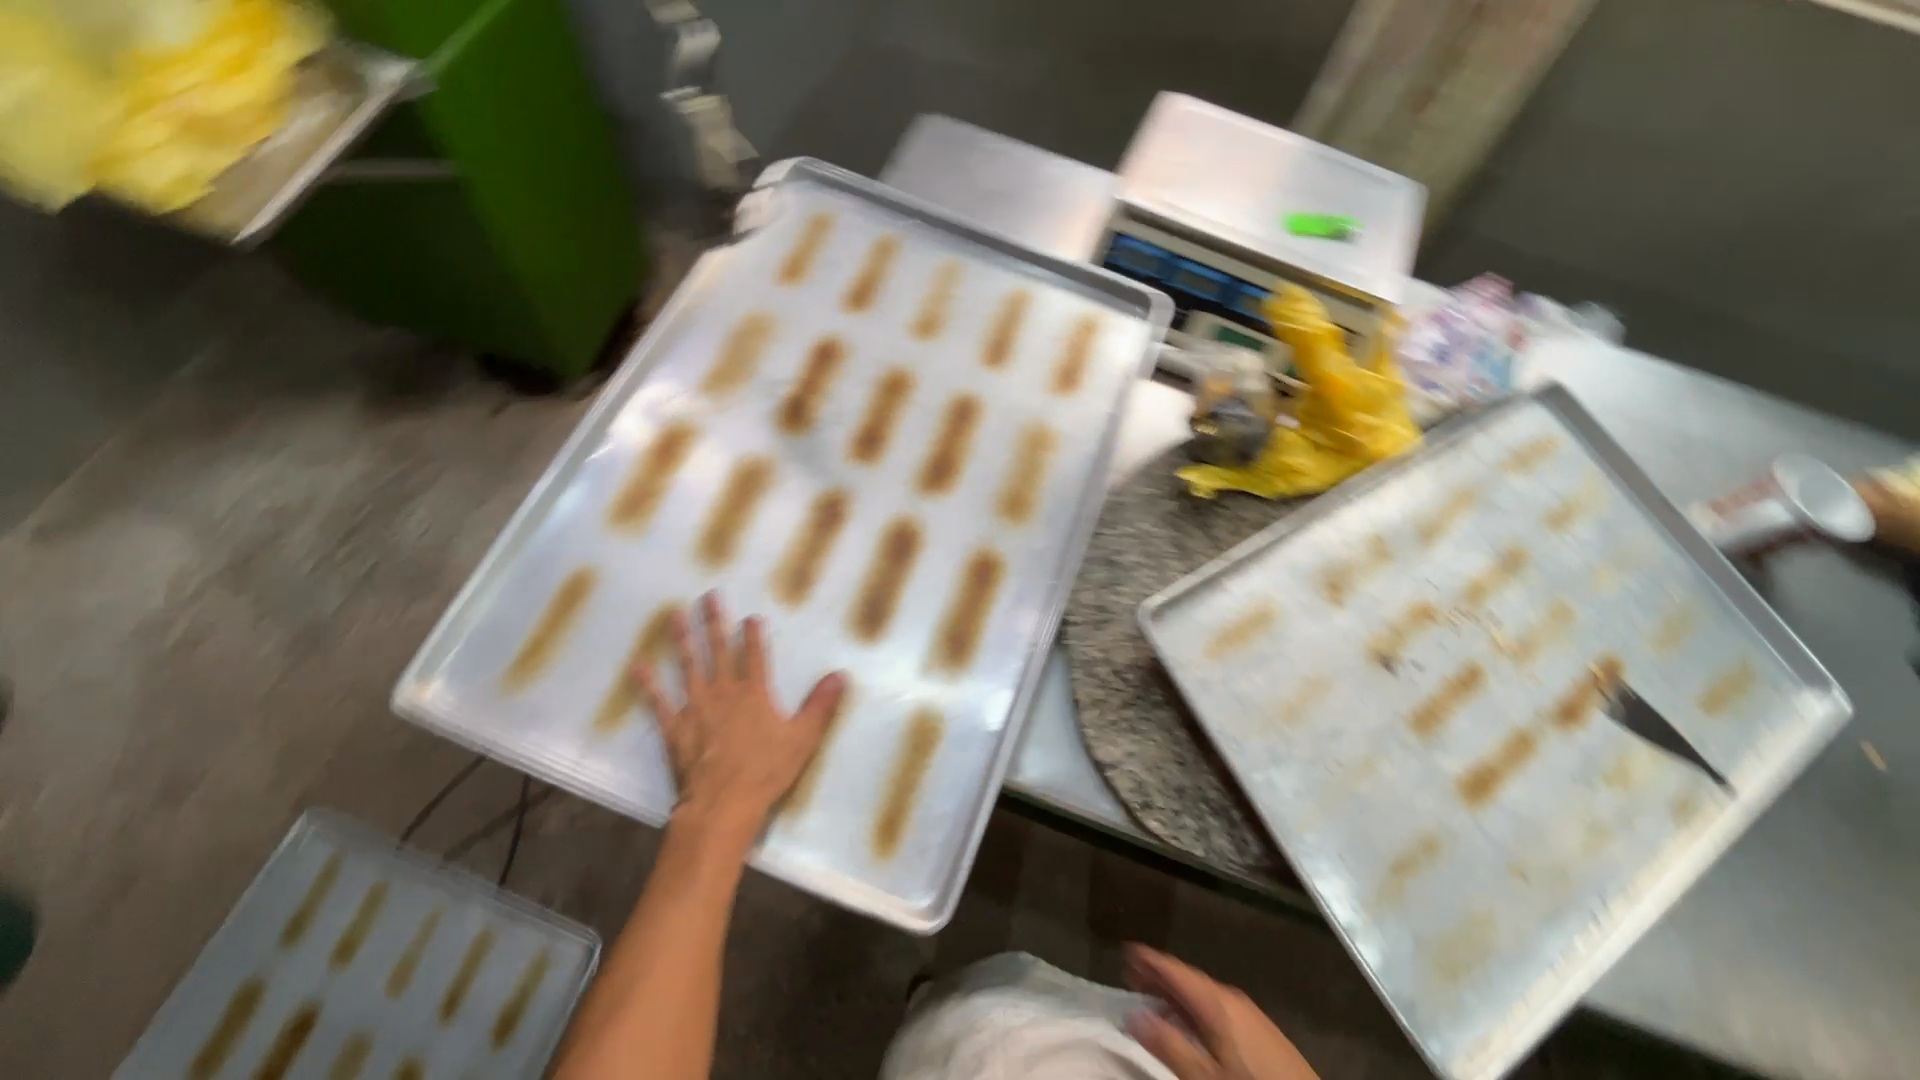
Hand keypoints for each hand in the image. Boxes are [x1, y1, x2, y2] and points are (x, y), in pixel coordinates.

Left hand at [632, 592, 846, 841]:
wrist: (723, 801)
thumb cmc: (766, 770)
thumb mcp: (803, 738)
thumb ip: (820, 705)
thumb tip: (839, 675)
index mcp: (754, 694)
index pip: (754, 655)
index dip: (753, 635)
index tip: (750, 616)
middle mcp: (724, 692)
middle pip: (718, 651)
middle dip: (714, 622)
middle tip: (708, 596)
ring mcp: (696, 708)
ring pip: (688, 667)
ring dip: (681, 640)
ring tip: (674, 614)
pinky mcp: (675, 729)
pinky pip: (659, 703)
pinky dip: (648, 684)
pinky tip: (637, 666)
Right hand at [1124, 945, 1319, 1079]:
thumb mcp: (1203, 1075)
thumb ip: (1167, 1044)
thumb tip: (1132, 1013)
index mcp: (1215, 1002)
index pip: (1176, 971)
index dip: (1149, 961)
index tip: (1125, 953)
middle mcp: (1231, 999)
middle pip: (1188, 979)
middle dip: (1159, 977)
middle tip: (1130, 977)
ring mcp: (1248, 1014)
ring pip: (1202, 994)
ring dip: (1176, 994)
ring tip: (1152, 999)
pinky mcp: (1258, 1031)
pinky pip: (1216, 1007)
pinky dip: (1194, 1008)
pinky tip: (1188, 1024)